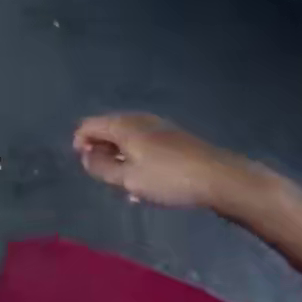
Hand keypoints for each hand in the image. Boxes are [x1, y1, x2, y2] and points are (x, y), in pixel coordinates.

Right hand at [72, 112, 268, 209]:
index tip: (84, 165)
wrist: (220, 177)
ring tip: (125, 183)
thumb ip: (102, 168)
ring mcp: (156, 125)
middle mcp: (135, 118)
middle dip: (100, 150)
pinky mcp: (173, 137)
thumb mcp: (129, 179)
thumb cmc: (169, 178)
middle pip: (107, 129)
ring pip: (127, 137)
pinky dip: (136, 157)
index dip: (80, 143)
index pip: (88, 125)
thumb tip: (85, 157)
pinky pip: (143, 142)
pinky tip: (147, 179)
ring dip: (119, 156)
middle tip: (104, 176)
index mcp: (121, 124)